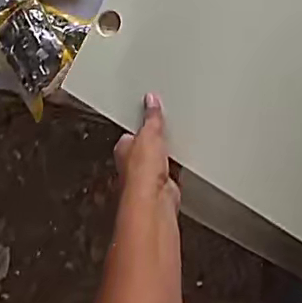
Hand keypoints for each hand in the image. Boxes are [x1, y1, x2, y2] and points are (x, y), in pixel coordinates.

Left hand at [115, 93, 179, 213]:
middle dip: (155, 141)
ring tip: (172, 148)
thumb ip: (152, 117)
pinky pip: (170, 173)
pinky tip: (178, 166)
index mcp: (123, 148)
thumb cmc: (142, 173)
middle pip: (145, 147)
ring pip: (158, 161)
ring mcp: (146, 179)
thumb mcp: (149, 133)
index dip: (142, 124)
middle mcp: (132, 165)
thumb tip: (150, 101)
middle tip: (165, 130)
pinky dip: (175, 169)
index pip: (132, 132)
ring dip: (165, 156)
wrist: (154, 201)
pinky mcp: (162, 189)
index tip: (151, 113)